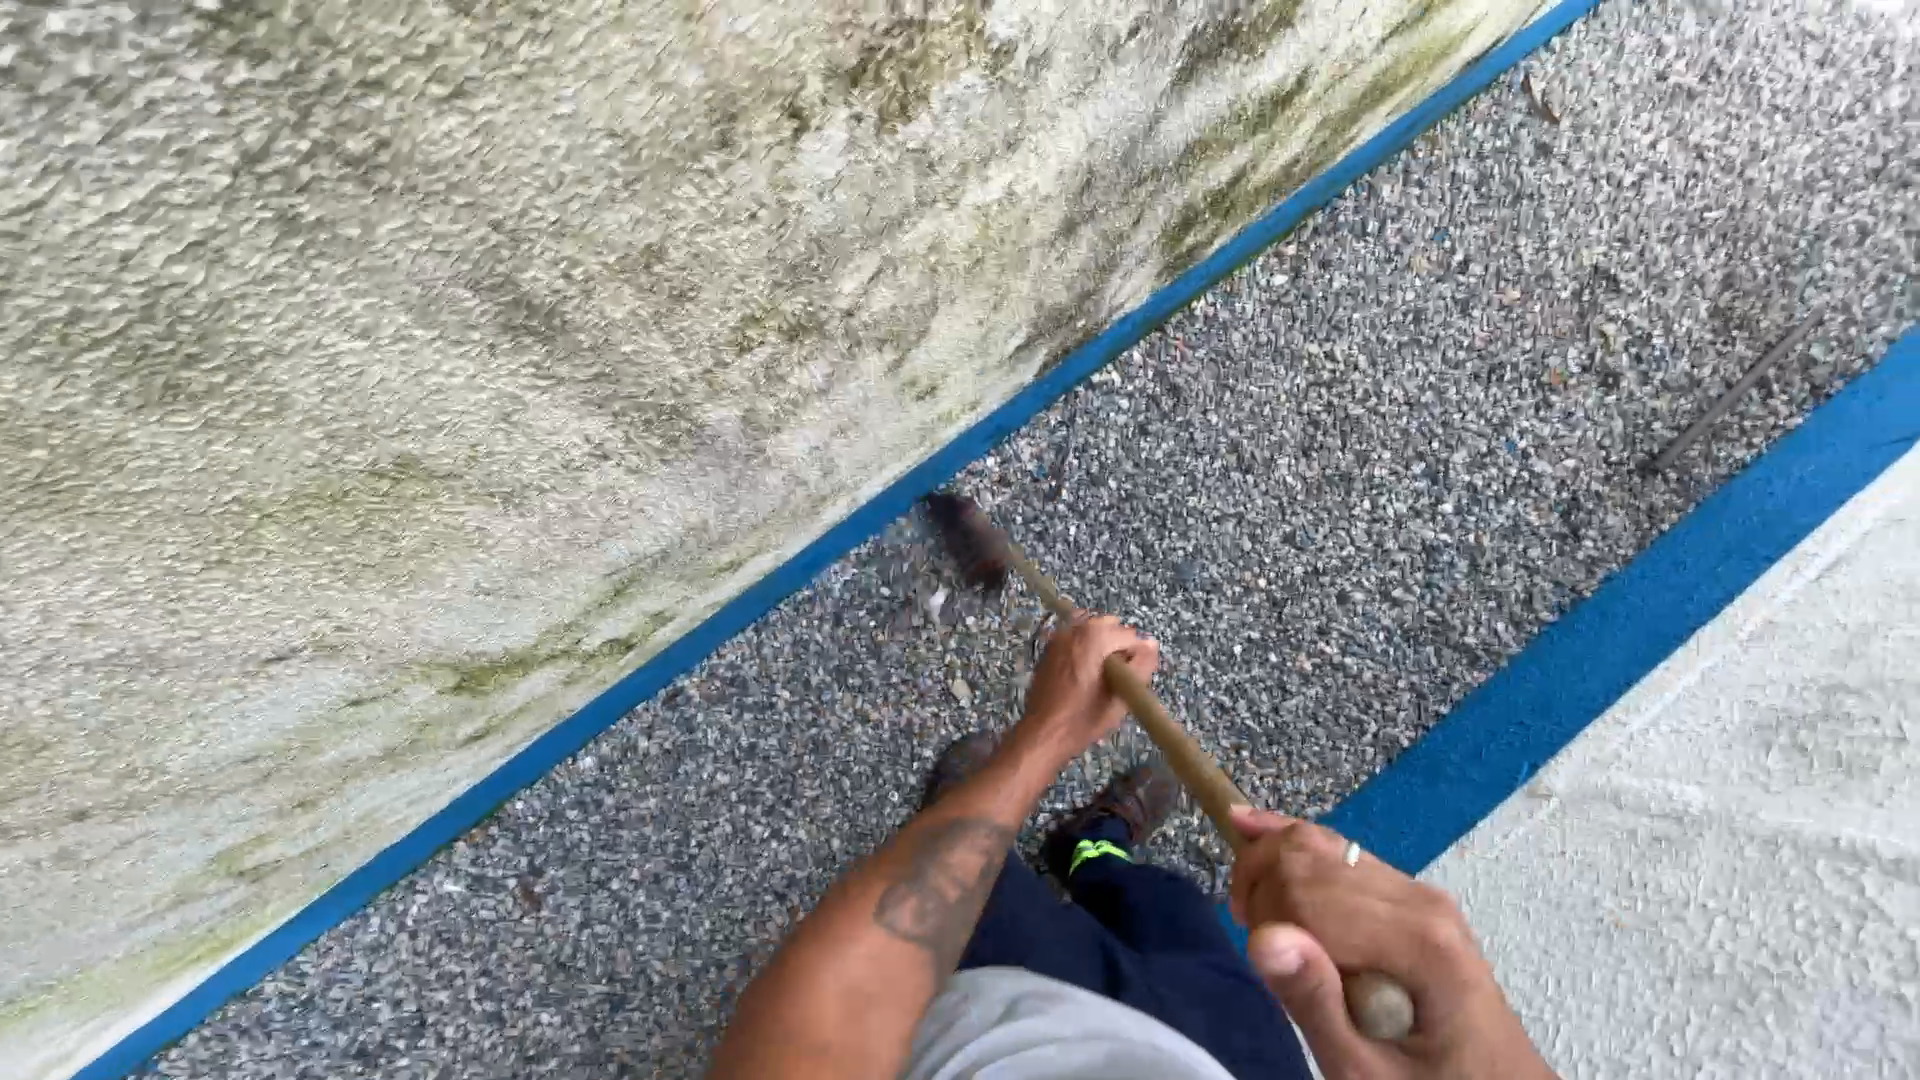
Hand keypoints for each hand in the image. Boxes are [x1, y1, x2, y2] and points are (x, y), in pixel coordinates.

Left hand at [1017, 612, 1158, 755]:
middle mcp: (1075, 629)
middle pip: (1110, 626)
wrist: (1043, 731)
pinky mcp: (1050, 647)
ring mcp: (1059, 636)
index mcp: (1094, 637)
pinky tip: (1086, 672)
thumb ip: (1140, 667)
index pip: (1130, 635)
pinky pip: (1076, 636)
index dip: (1137, 655)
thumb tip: (1151, 643)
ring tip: (1103, 674)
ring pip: (1092, 629)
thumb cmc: (1084, 718)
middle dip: (1120, 645)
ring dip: (1103, 644)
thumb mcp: (1120, 697)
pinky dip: (1086, 646)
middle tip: (1120, 675)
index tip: (1134, 677)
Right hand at [1228, 807, 1554, 1079]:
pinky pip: (1337, 852)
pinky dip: (1290, 843)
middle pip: (1308, 854)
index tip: (1258, 959)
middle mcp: (1421, 900)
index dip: (1265, 915)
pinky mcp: (1410, 896)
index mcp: (1418, 943)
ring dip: (1270, 862)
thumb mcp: (1366, 1075)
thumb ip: (1316, 1004)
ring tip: (1248, 905)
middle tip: (1250, 933)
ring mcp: (1418, 893)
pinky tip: (1253, 828)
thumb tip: (1263, 936)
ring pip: (1317, 843)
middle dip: (1260, 880)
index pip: (1307, 891)